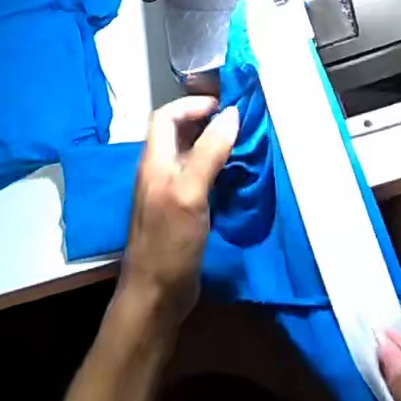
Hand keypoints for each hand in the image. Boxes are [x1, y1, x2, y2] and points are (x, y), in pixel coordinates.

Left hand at [117, 96, 238, 326]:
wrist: (156, 296)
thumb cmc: (170, 243)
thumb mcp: (190, 193)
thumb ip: (209, 152)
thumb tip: (231, 113)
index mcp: (155, 162)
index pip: (167, 116)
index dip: (194, 104)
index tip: (226, 107)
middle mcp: (160, 171)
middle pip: (179, 131)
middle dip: (208, 120)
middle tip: (242, 121)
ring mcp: (170, 191)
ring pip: (192, 153)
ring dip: (215, 142)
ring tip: (245, 142)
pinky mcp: (183, 210)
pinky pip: (200, 175)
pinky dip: (219, 166)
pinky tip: (238, 174)